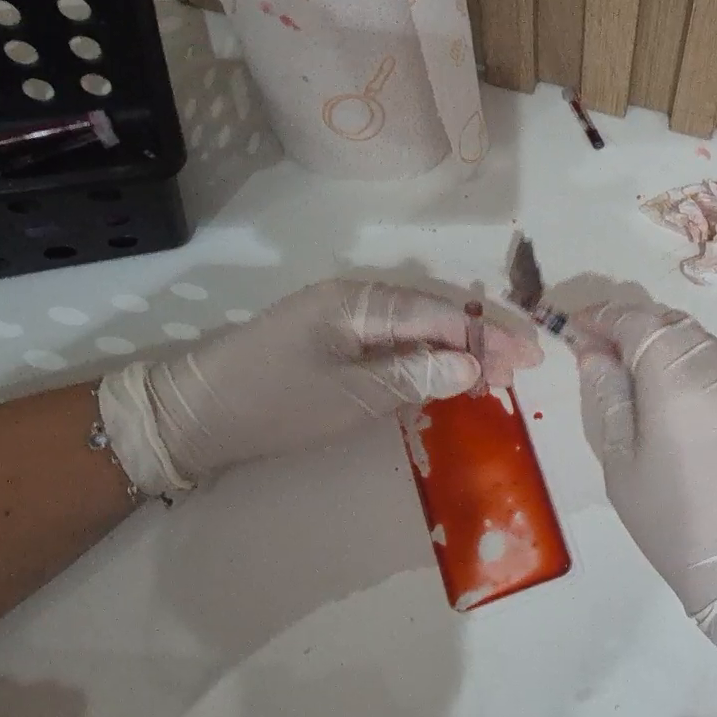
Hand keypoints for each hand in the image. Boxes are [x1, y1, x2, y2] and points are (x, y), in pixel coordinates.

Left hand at [99, 279, 541, 494]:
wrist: (186, 418)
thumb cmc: (270, 404)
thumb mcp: (349, 395)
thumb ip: (416, 376)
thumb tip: (476, 367)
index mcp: (359, 301)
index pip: (442, 314)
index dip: (489, 337)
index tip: (530, 358)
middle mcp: (357, 299)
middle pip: (437, 315)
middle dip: (483, 341)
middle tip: (521, 371)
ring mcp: (346, 318)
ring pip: (421, 328)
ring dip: (461, 351)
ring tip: (497, 376)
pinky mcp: (337, 340)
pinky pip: (399, 342)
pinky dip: (431, 358)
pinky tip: (452, 375)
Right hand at [570, 302, 716, 660]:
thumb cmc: (669, 516)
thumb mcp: (620, 459)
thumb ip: (609, 395)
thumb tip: (592, 351)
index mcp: (677, 379)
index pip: (637, 321)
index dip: (603, 316)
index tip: (576, 325)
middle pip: (670, 323)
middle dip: (632, 325)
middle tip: (600, 350)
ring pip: (699, 339)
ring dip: (664, 341)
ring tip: (634, 370)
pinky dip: (695, 359)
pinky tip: (677, 389)